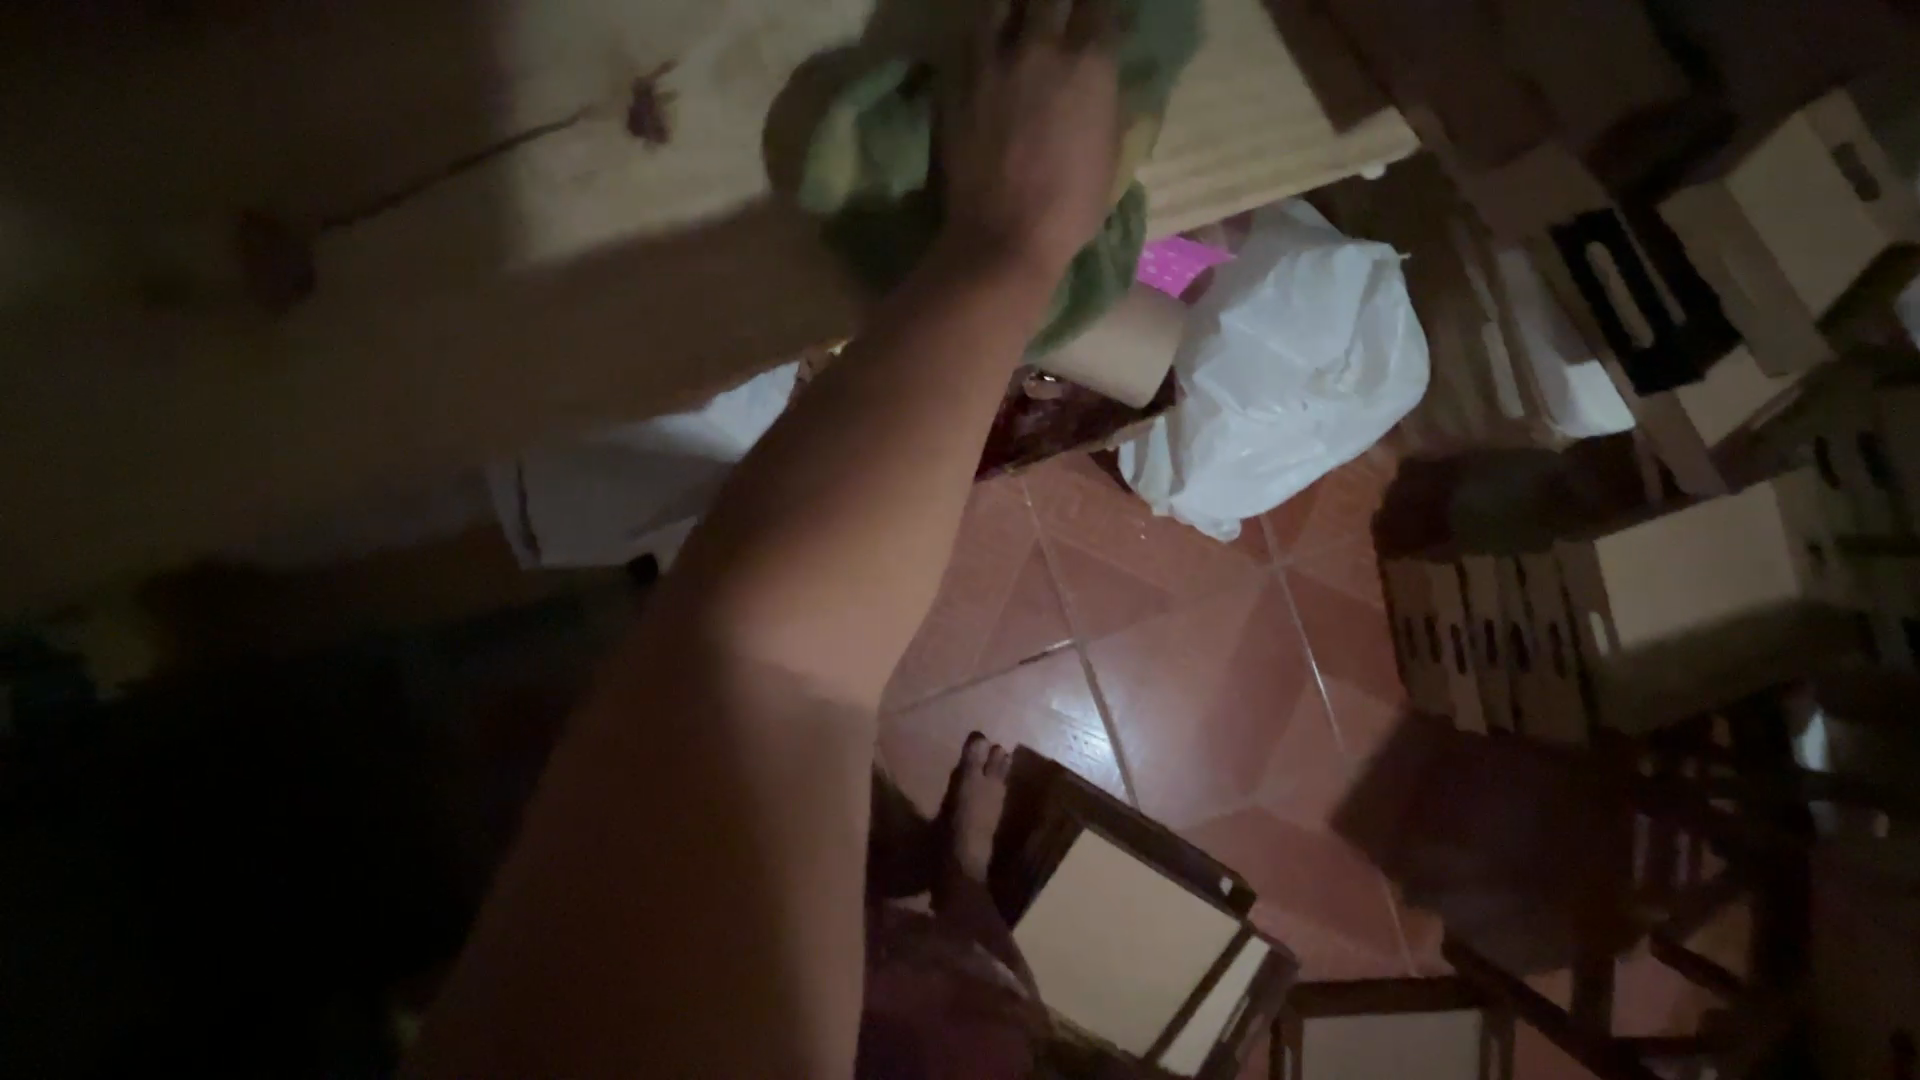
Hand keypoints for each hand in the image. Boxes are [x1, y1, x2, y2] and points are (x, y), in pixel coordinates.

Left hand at [940, 0, 1122, 279]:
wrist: (1001, 239)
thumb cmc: (1067, 210)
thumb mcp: (1109, 157)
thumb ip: (1108, 105)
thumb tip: (1104, 82)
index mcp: (1089, 62)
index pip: (1098, 2)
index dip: (1096, 8)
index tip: (1094, 19)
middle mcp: (1039, 46)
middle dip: (1054, 2)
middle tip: (1053, 15)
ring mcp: (991, 62)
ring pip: (999, 2)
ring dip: (1011, 8)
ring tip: (1015, 21)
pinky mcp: (954, 83)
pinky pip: (966, 38)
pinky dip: (979, 36)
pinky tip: (985, 51)